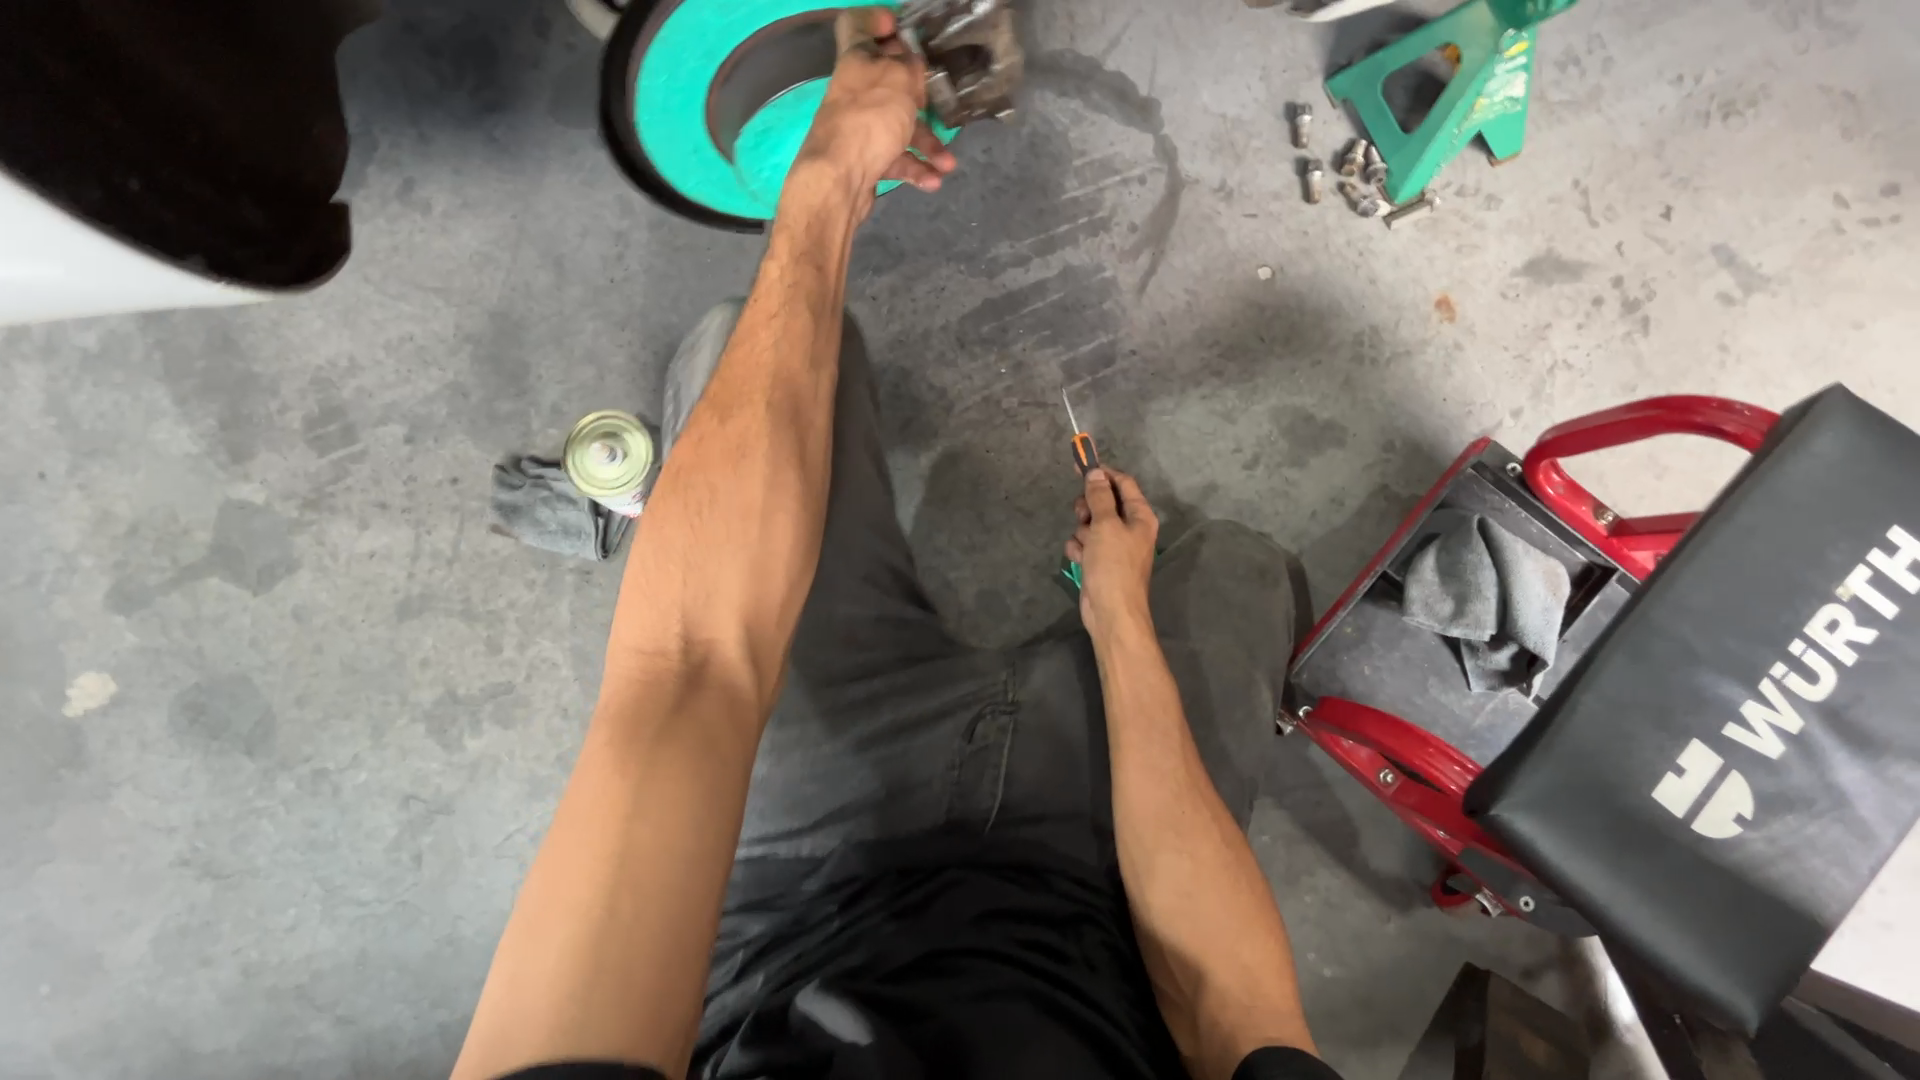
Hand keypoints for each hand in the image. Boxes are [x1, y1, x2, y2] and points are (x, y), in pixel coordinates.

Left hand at [787, 8, 957, 217]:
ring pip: (899, 129)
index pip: (856, 25)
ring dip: (927, 145)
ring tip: (948, 163)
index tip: (897, 26)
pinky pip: (895, 160)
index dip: (875, 20)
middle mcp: (855, 92)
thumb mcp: (900, 80)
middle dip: (920, 99)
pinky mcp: (865, 162)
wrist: (839, 179)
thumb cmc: (870, 118)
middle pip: (890, 85)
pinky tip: (934, 180)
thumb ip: (911, 67)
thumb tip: (913, 67)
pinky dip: (916, 169)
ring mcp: (859, 129)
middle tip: (936, 104)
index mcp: (857, 61)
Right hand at [1066, 468, 1159, 637]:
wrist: (1111, 611)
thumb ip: (1099, 497)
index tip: (1080, 464)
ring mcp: (1114, 546)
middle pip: (1103, 503)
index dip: (1102, 473)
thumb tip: (1095, 472)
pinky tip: (1080, 561)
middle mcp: (1130, 528)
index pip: (1123, 483)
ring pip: (1089, 524)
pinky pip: (1083, 544)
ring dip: (1081, 533)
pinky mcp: (1099, 562)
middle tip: (1083, 515)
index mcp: (1140, 516)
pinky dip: (1079, 550)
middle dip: (1088, 508)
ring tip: (1086, 547)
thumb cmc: (1114, 565)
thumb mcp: (1105, 525)